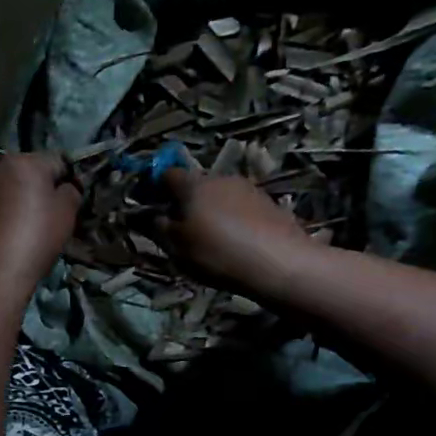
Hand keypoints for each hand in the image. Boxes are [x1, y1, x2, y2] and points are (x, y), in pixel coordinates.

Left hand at [0, 152, 81, 292]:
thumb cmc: (37, 237)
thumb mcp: (68, 212)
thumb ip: (71, 191)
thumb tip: (66, 186)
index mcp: (25, 161)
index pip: (58, 160)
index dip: (70, 179)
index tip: (74, 201)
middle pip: (30, 171)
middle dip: (43, 187)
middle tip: (54, 214)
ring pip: (11, 186)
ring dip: (23, 199)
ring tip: (32, 226)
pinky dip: (7, 212)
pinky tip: (12, 234)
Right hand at [156, 167, 319, 294]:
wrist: (278, 261)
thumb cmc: (219, 253)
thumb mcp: (179, 248)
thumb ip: (163, 229)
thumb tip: (157, 217)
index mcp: (193, 185)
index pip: (168, 174)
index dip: (158, 187)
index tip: (156, 206)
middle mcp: (220, 178)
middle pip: (198, 185)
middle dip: (190, 202)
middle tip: (187, 229)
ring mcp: (248, 188)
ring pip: (222, 196)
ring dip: (215, 211)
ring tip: (216, 239)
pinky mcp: (269, 203)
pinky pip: (243, 208)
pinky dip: (237, 220)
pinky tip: (240, 242)